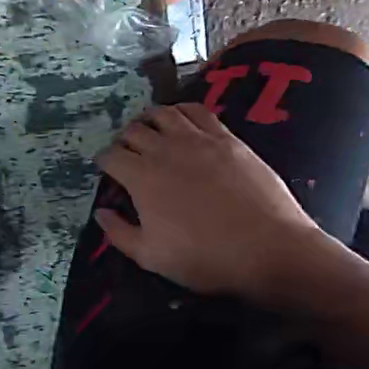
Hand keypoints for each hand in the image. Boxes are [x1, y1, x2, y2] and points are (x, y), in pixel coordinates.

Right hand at [94, 103, 345, 301]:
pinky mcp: (227, 138)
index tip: (106, 170)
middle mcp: (165, 150)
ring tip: (150, 130)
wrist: (267, 248)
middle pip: (133, 130)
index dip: (103, 161)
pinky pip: (198, 111)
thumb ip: (119, 233)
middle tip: (127, 153)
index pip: (110, 156)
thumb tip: (101, 212)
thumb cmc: (204, 257)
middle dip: (123, 140)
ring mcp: (198, 140)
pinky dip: (182, 111)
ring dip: (149, 120)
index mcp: (141, 178)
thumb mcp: (151, 257)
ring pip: (163, 113)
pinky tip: (182, 121)